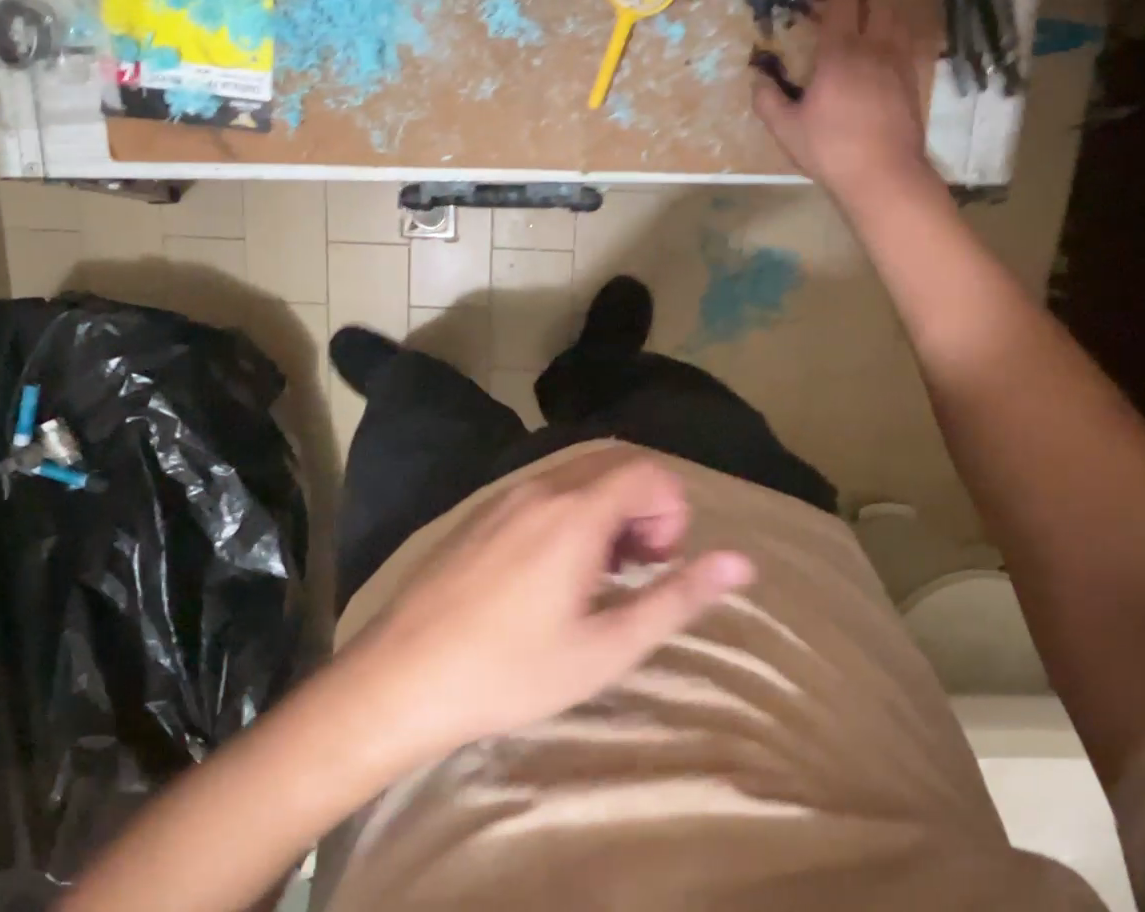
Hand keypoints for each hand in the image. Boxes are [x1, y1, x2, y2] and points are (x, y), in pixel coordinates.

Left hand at [343, 449, 755, 757]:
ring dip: (605, 512)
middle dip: (643, 508)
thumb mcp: (607, 648)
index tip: (660, 565)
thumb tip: (742, 562)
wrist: (402, 679)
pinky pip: (539, 493)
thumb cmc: (512, 672)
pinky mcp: (475, 516)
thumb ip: (676, 597)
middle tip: (637, 571)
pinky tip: (550, 576)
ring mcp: (499, 498)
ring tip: (597, 579)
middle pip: (613, 466)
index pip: (648, 471)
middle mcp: (538, 489)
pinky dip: (568, 514)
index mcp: (575, 512)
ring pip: (574, 478)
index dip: (672, 512)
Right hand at [753, 0, 933, 192]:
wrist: (883, 174)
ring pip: (895, 14)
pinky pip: (904, 38)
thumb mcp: (786, 130)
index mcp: (840, 53)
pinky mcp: (911, 77)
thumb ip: (767, 100)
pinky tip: (877, 47)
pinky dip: (890, 30)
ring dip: (877, 6)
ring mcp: (898, 60)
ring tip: (860, 17)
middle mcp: (874, 46)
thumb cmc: (830, 150)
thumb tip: (758, 80)